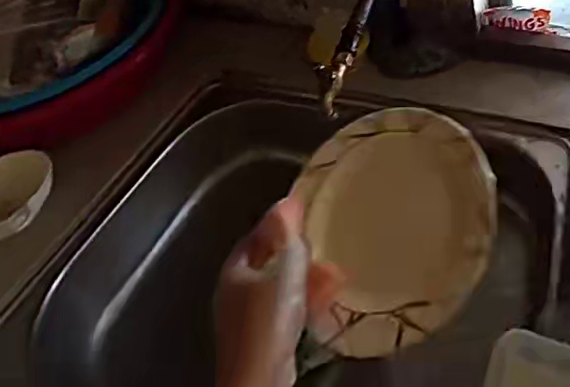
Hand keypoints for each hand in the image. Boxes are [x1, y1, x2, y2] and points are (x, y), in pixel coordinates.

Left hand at [213, 196, 346, 386]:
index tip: (304, 216)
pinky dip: (305, 298)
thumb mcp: (286, 267)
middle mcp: (235, 292)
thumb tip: (287, 200)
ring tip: (335, 275)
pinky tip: (327, 298)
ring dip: (308, 276)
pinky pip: (285, 307)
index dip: (278, 224)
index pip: (255, 236)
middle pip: (270, 260)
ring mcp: (246, 317)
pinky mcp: (261, 337)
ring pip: (281, 284)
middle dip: (299, 253)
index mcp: (234, 271)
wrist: (260, 379)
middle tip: (324, 247)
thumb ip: (288, 234)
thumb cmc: (270, 317)